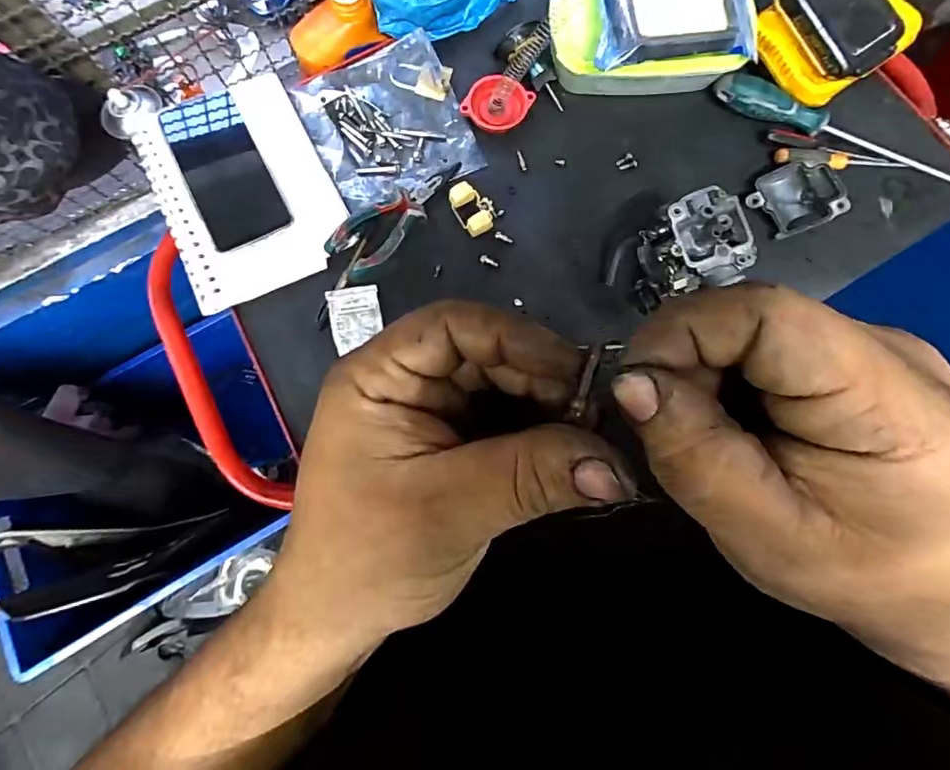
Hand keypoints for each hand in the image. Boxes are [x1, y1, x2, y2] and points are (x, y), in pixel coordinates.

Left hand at [259, 301, 632, 649]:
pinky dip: (542, 428)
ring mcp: (434, 408)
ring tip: (591, 428)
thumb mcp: (451, 512)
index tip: (570, 372)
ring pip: (504, 381)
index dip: (516, 338)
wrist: (336, 625)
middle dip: (542, 375)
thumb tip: (613, 468)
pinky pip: (508, 415)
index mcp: (380, 377)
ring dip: (549, 402)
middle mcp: (409, 380)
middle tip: (593, 409)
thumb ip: (533, 478)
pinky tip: (572, 443)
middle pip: (487, 351)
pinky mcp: (456, 438)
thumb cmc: (368, 561)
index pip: (452, 325)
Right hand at [612, 284, 949, 665]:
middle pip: (759, 314)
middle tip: (676, 427)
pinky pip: (779, 340)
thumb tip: (632, 382)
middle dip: (692, 359)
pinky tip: (750, 421)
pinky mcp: (865, 348)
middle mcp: (894, 348)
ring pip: (761, 324)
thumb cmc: (860, 579)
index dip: (687, 331)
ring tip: (720, 434)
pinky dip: (739, 372)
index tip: (639, 385)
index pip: (770, 314)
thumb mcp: (767, 541)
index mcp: (894, 399)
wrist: (942, 589)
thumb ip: (698, 460)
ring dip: (713, 368)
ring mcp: (883, 342)